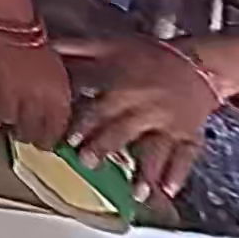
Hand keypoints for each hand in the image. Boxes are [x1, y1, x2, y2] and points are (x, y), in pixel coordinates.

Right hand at [0, 31, 71, 147]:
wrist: (6, 24)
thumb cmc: (36, 41)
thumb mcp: (57, 71)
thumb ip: (56, 95)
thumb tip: (55, 110)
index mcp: (57, 98)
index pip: (56, 130)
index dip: (52, 138)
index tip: (50, 140)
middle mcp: (35, 102)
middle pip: (33, 132)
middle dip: (33, 138)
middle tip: (31, 139)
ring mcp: (10, 95)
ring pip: (12, 125)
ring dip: (13, 129)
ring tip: (12, 130)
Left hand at [54, 35, 221, 202]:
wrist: (194, 64)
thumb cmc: (143, 54)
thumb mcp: (106, 45)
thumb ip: (75, 48)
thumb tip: (44, 45)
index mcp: (122, 89)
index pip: (99, 110)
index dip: (83, 125)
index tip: (69, 140)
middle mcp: (145, 110)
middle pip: (122, 131)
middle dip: (104, 148)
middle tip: (88, 164)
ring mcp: (170, 125)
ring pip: (155, 149)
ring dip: (145, 171)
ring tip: (135, 192)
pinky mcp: (190, 136)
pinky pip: (186, 157)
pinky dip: (178, 174)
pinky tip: (169, 190)